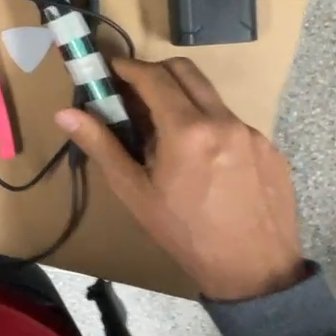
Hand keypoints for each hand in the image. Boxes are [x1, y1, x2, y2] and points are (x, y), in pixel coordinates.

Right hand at [54, 57, 307, 301]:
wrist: (254, 269)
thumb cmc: (182, 230)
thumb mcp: (133, 190)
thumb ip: (101, 144)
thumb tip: (65, 113)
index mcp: (187, 129)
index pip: (154, 77)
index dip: (127, 67)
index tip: (108, 67)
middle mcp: (225, 121)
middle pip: (186, 72)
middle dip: (154, 71)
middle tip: (129, 90)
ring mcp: (253, 134)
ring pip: (210, 98)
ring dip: (180, 100)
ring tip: (161, 134)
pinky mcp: (271, 150)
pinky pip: (232, 123)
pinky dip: (206, 126)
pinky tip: (197, 160)